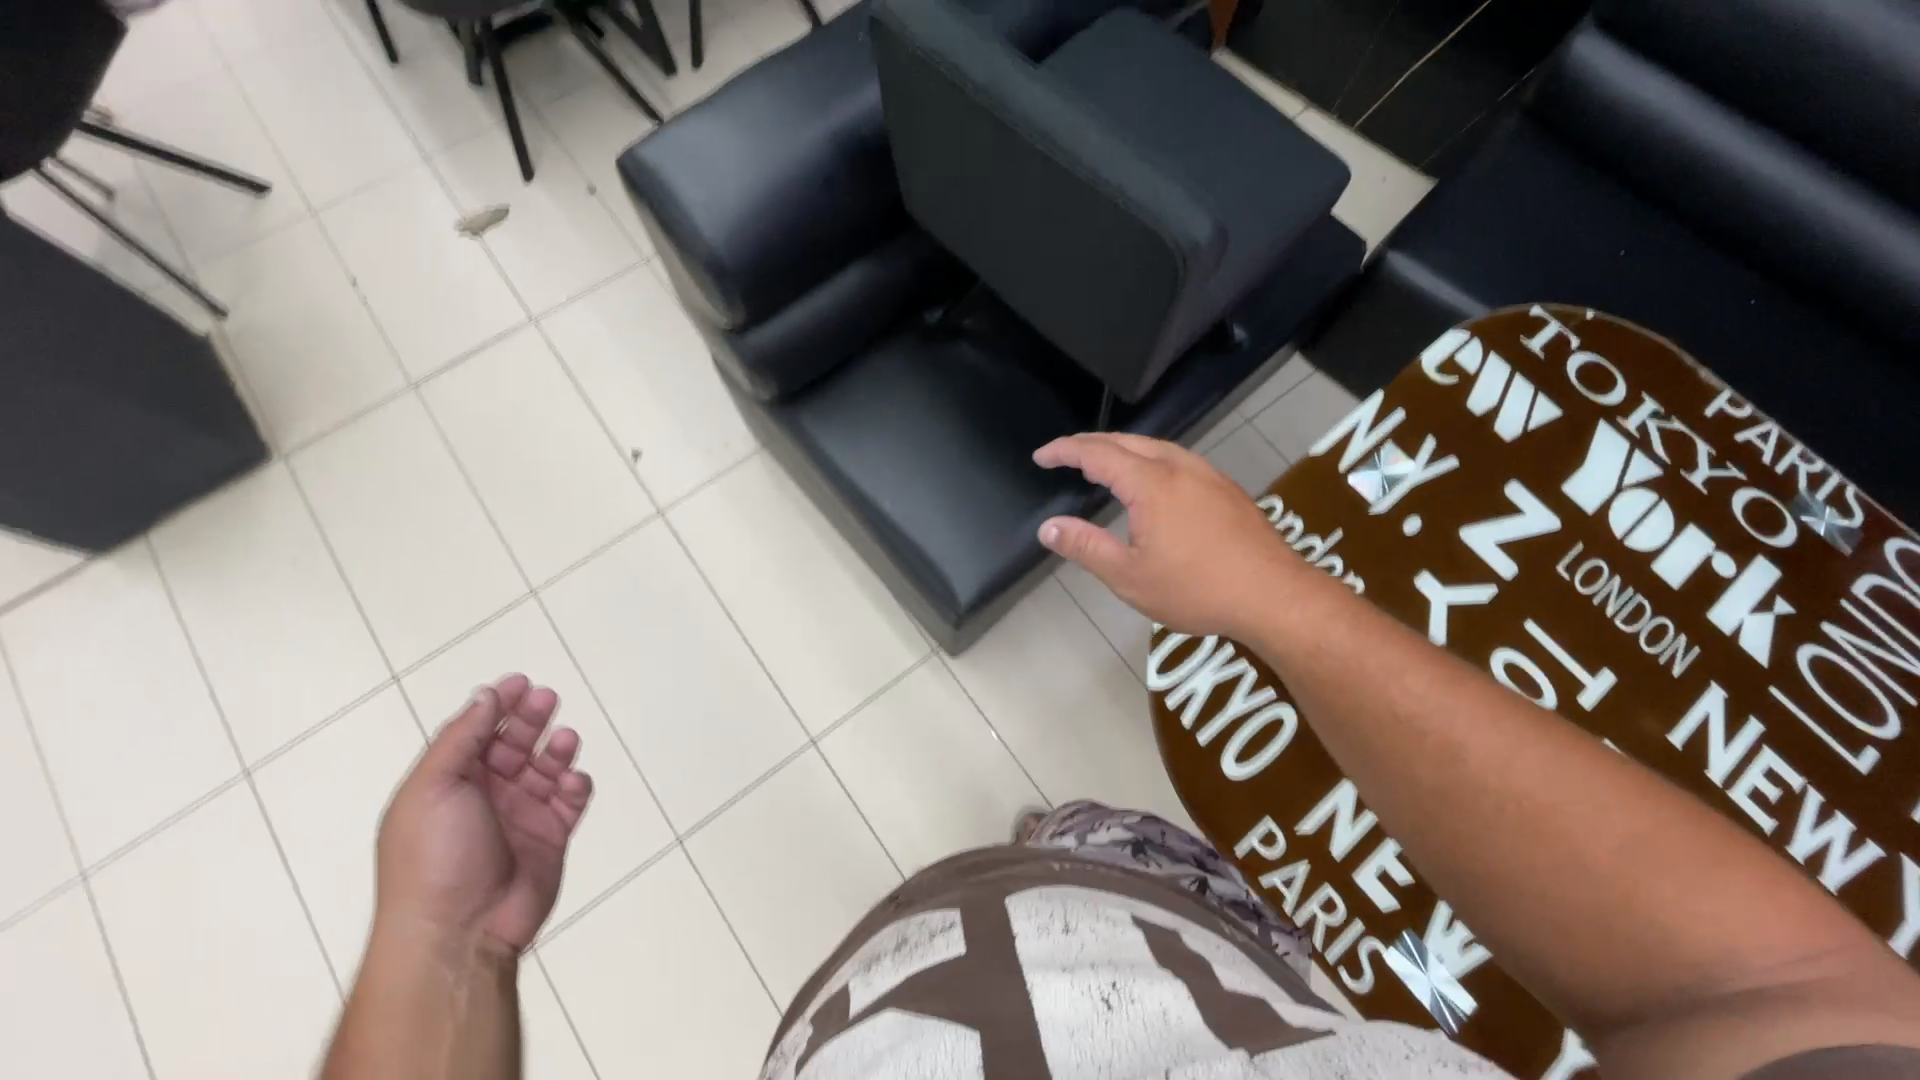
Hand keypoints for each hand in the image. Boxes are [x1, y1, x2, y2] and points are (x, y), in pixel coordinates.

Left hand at [375, 674, 593, 953]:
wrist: (460, 931)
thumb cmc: (434, 856)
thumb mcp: (431, 789)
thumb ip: (459, 739)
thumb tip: (484, 697)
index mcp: (447, 784)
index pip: (474, 733)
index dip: (495, 705)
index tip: (519, 682)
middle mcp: (484, 796)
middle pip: (513, 745)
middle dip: (530, 719)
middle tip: (547, 698)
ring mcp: (520, 817)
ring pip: (546, 768)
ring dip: (556, 749)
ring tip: (566, 739)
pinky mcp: (552, 837)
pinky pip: (571, 800)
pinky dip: (575, 785)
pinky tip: (572, 780)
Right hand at [1034, 433, 1303, 638]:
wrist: (1273, 596)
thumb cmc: (1196, 589)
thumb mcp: (1128, 576)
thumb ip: (1085, 547)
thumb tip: (1049, 528)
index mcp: (1150, 483)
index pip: (1096, 453)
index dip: (1064, 451)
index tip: (1041, 456)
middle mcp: (1179, 467)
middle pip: (1126, 441)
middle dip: (1090, 444)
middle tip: (1064, 456)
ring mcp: (1207, 475)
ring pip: (1155, 448)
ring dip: (1121, 450)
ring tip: (1101, 465)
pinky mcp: (1226, 490)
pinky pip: (1177, 460)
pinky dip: (1148, 461)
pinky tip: (1150, 483)